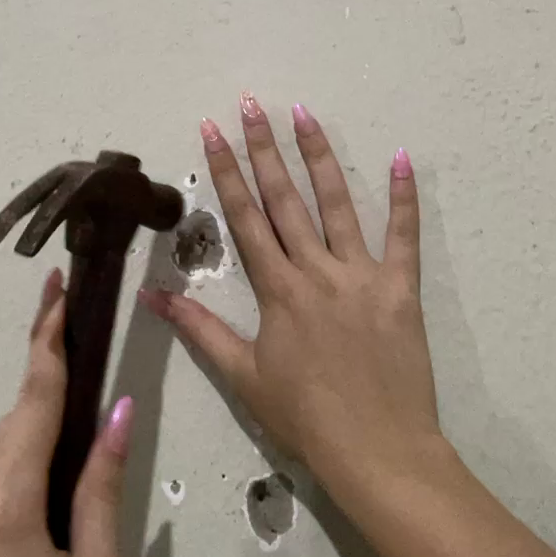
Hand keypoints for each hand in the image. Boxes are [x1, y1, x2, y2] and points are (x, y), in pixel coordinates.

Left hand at [0, 269, 133, 556]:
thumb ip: (102, 485)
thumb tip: (120, 408)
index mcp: (3, 503)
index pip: (33, 398)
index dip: (47, 336)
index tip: (52, 286)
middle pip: (16, 418)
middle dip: (52, 392)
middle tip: (90, 377)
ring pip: (1, 442)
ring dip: (36, 431)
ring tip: (74, 462)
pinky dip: (18, 459)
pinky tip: (44, 486)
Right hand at [139, 94, 443, 491]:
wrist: (377, 451)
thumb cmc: (304, 417)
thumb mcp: (241, 376)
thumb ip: (198, 329)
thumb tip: (151, 297)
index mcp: (277, 289)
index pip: (245, 217)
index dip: (226, 171)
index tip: (212, 131)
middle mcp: (315, 270)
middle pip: (284, 198)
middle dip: (264, 148)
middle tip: (251, 104)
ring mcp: (361, 275)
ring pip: (336, 204)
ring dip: (318, 155)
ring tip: (303, 113)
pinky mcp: (400, 288)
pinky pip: (404, 236)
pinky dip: (404, 197)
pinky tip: (401, 158)